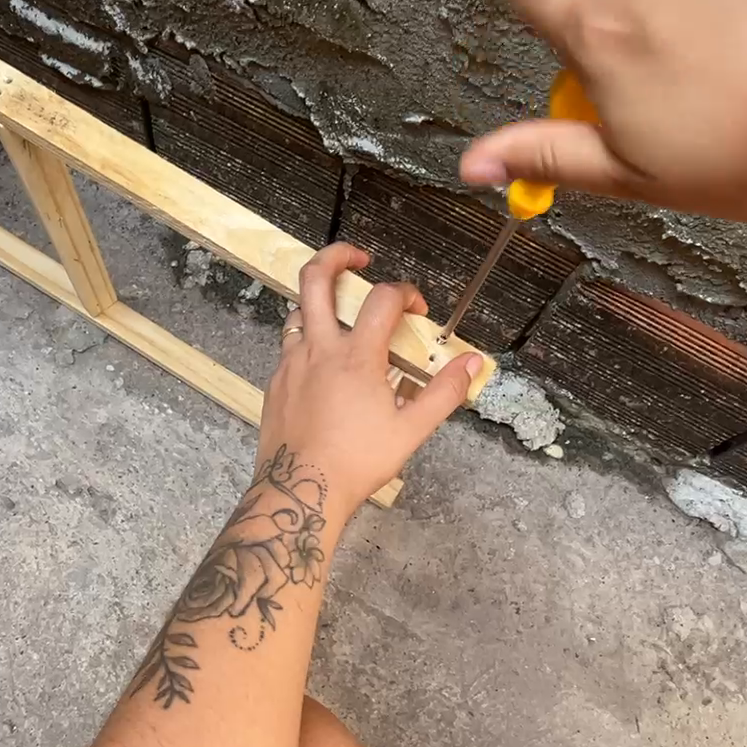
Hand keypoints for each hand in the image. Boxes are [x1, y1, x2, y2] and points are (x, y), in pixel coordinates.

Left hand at [256, 243, 483, 521]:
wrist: (299, 491)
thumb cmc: (356, 463)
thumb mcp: (411, 431)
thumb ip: (444, 392)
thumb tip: (472, 363)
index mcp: (356, 356)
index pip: (383, 299)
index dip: (406, 292)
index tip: (417, 308)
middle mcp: (318, 349)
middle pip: (315, 278)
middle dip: (337, 255)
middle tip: (358, 257)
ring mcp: (290, 364)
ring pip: (297, 311)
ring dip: (320, 303)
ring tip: (341, 318)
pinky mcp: (274, 383)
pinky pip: (288, 345)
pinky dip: (306, 340)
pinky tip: (322, 366)